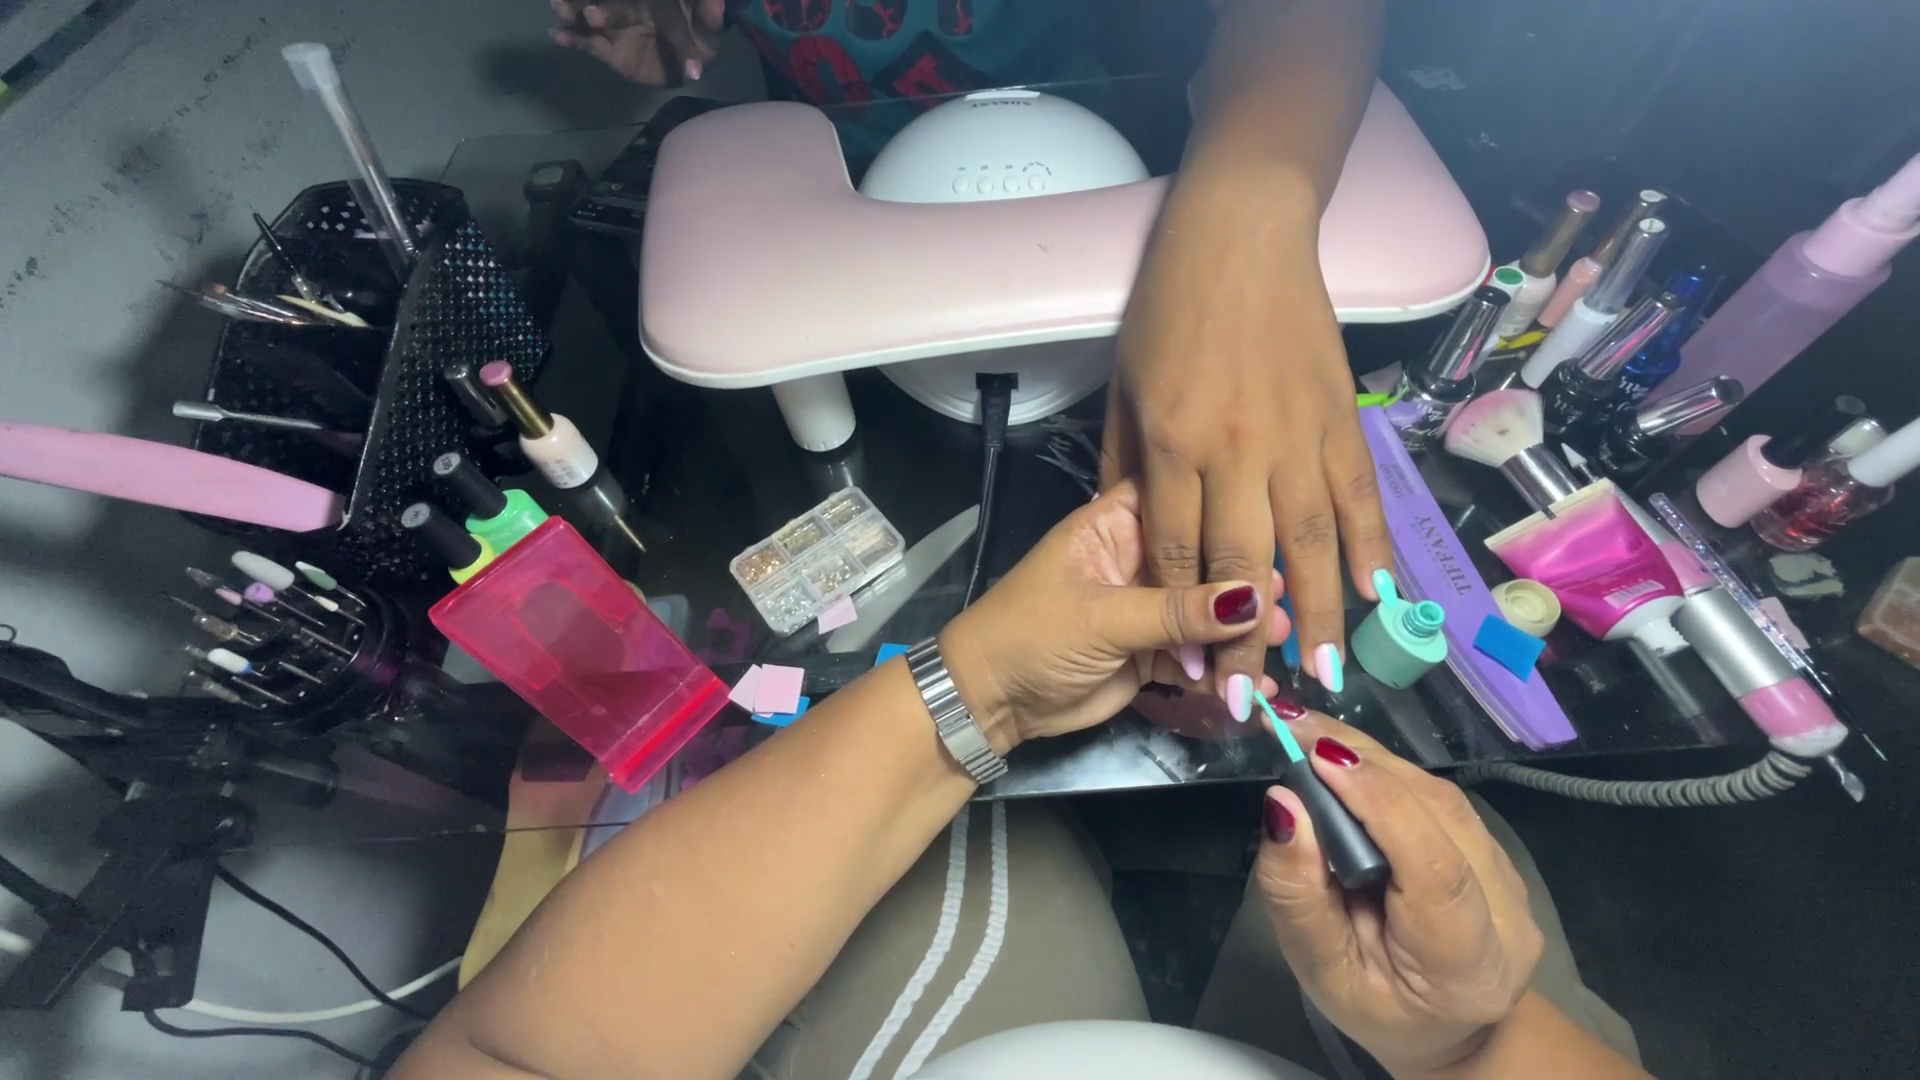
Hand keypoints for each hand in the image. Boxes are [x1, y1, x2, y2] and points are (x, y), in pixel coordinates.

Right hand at [549, 0, 722, 84]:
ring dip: (573, 12)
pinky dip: (570, 39)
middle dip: (597, 7)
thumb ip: (709, 19)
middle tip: (590, 12)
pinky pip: (585, 42)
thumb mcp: (707, 34)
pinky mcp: (606, 48)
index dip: (615, 6)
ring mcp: (613, 25)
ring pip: (588, 15)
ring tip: (562, 12)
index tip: (603, 11)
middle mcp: (625, 6)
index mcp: (650, 2)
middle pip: (605, 2)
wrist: (685, 65)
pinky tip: (558, 37)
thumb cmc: (698, 42)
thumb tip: (718, 4)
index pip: (632, 1)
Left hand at [938, 480, 1290, 753]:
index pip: (1177, 499)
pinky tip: (1257, 685)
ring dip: (1240, 630)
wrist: (995, 700)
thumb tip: (1252, 599)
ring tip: (1278, 644)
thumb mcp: (1102, 618)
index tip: (1271, 532)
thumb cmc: (1032, 636)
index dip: (1223, 511)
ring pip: (1206, 610)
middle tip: (1284, 606)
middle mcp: (1138, 557)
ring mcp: (1147, 605)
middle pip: (1202, 559)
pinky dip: (1222, 668)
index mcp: (1113, 524)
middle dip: (1243, 583)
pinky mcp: (1152, 649)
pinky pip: (1196, 653)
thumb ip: (1174, 610)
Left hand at [1102, 169, 1391, 712]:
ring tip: (1326, 673)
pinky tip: (1379, 596)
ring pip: (1311, 544)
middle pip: (1242, 563)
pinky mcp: (1342, 417)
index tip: (1196, 668)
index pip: (1180, 552)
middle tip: (1258, 700)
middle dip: (1249, 640)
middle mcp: (1235, 451)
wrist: (1239, 233)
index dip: (1187, 617)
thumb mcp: (1122, 390)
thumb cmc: (1165, 310)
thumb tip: (1134, 533)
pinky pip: (1359, 497)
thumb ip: (1125, 467)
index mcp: (1171, 446)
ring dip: (1320, 615)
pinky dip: (1372, 549)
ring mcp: (1297, 435)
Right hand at [1255, 715, 1543, 1076]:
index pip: (1435, 867)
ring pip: (1440, 794)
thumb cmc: (1373, 1002)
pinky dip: (1385, 769)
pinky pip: (1438, 796)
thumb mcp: (1315, 965)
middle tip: (1292, 724)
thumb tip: (1283, 803)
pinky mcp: (1495, 852)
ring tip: (1307, 732)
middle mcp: (1508, 916)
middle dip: (1363, 761)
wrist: (1447, 1028)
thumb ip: (1295, 891)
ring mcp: (1511, 879)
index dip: (1377, 801)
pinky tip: (1342, 758)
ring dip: (1370, 756)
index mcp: (1464, 965)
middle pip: (1440, 813)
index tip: (1313, 755)